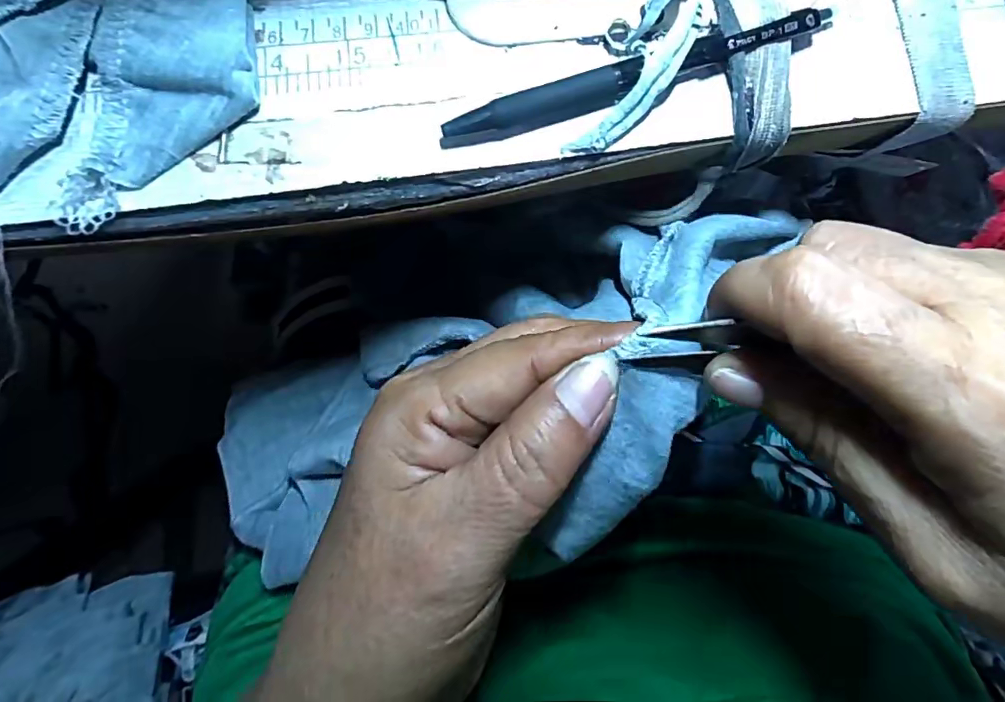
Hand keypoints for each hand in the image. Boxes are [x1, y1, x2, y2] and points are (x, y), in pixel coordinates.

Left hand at [255, 318, 628, 701]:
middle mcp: (433, 399)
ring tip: (639, 371)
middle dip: (585, 349)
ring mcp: (447, 431)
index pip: (517, 357)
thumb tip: (602, 373)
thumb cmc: (394, 613)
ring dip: (577, 374)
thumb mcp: (464, 536)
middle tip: (658, 351)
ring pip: (524, 382)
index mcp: (420, 401)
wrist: (346, 686)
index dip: (587, 344)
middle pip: (519, 356)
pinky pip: (523, 420)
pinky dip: (564, 411)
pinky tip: (594, 410)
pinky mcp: (467, 464)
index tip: (658, 338)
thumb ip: (532, 455)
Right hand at [704, 222, 1004, 701]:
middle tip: (775, 360)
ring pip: (869, 239)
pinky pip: (922, 253)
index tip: (723, 343)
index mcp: (990, 399)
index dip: (741, 297)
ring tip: (843, 359)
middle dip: (775, 291)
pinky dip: (879, 287)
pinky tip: (910, 348)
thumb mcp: (936, 555)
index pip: (814, 287)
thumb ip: (823, 437)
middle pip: (832, 245)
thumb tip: (724, 367)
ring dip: (825, 287)